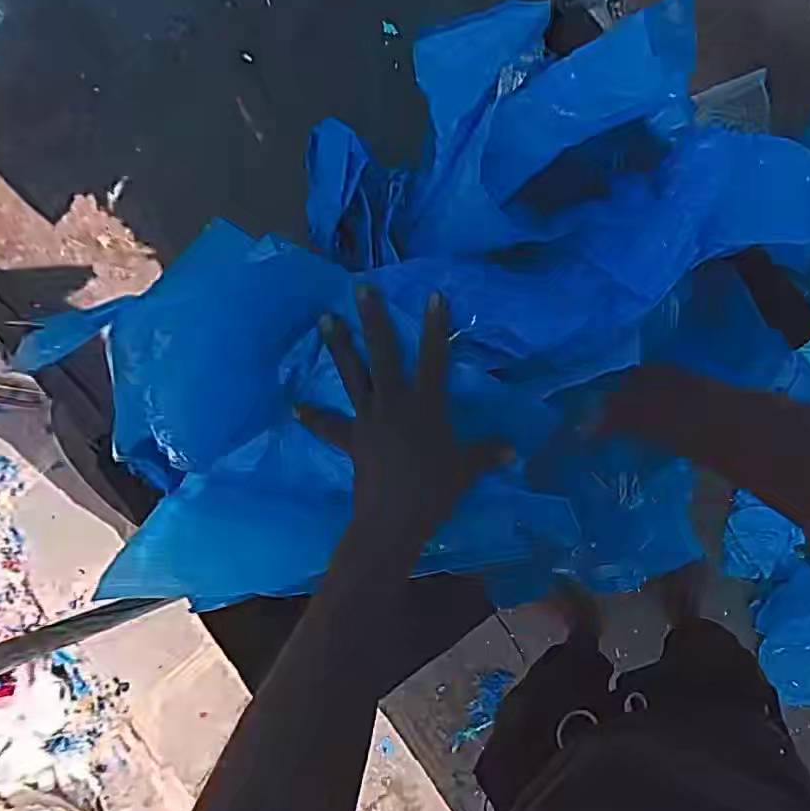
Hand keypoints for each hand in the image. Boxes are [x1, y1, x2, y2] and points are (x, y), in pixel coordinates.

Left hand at [299, 285, 509, 554]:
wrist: (392, 522)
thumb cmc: (434, 492)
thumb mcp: (467, 470)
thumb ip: (487, 453)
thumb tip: (512, 449)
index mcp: (426, 406)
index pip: (435, 359)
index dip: (436, 327)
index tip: (433, 296)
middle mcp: (394, 404)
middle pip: (384, 355)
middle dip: (374, 320)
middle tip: (361, 288)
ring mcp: (368, 420)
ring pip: (353, 376)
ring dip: (339, 346)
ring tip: (325, 318)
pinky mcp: (352, 441)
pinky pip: (330, 425)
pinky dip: (315, 416)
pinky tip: (297, 405)